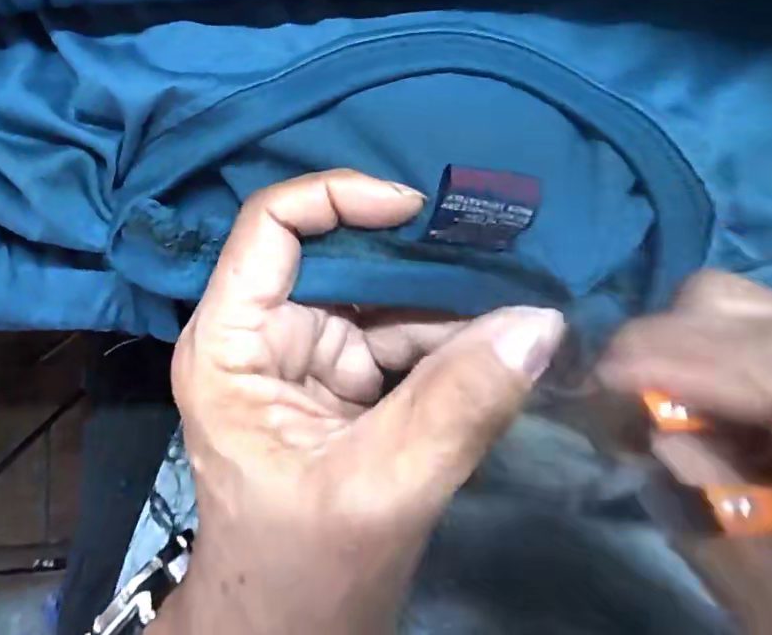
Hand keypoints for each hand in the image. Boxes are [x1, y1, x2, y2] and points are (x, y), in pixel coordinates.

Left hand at [152, 170, 566, 634]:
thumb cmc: (302, 575)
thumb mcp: (382, 489)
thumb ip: (459, 404)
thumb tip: (540, 324)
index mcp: (231, 340)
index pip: (272, 225)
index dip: (338, 197)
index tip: (414, 208)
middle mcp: (262, 329)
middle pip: (333, 250)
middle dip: (410, 250)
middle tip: (487, 243)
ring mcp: (304, 349)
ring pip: (376, 290)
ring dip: (441, 293)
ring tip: (511, 282)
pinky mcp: (341, 375)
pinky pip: (398, 332)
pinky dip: (446, 333)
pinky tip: (498, 331)